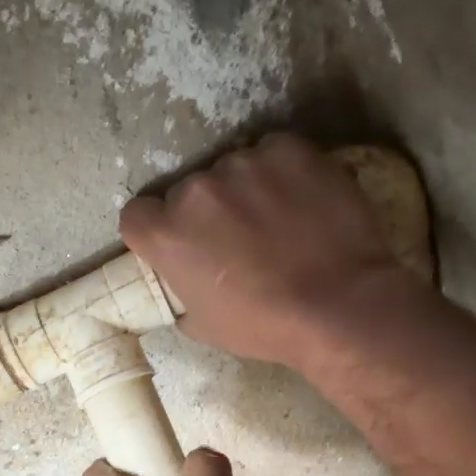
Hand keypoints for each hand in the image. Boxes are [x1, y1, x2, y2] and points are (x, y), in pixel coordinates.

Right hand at [120, 133, 420, 368]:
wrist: (339, 305)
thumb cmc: (265, 325)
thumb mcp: (203, 325)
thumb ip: (180, 289)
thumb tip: (184, 278)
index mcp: (167, 234)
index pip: (137, 215)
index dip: (155, 230)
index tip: (178, 244)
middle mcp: (196, 190)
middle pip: (188, 192)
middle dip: (206, 212)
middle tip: (238, 240)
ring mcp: (244, 164)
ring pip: (232, 171)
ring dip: (245, 190)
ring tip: (277, 222)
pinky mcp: (289, 149)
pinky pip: (273, 155)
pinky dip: (282, 174)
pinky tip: (301, 202)